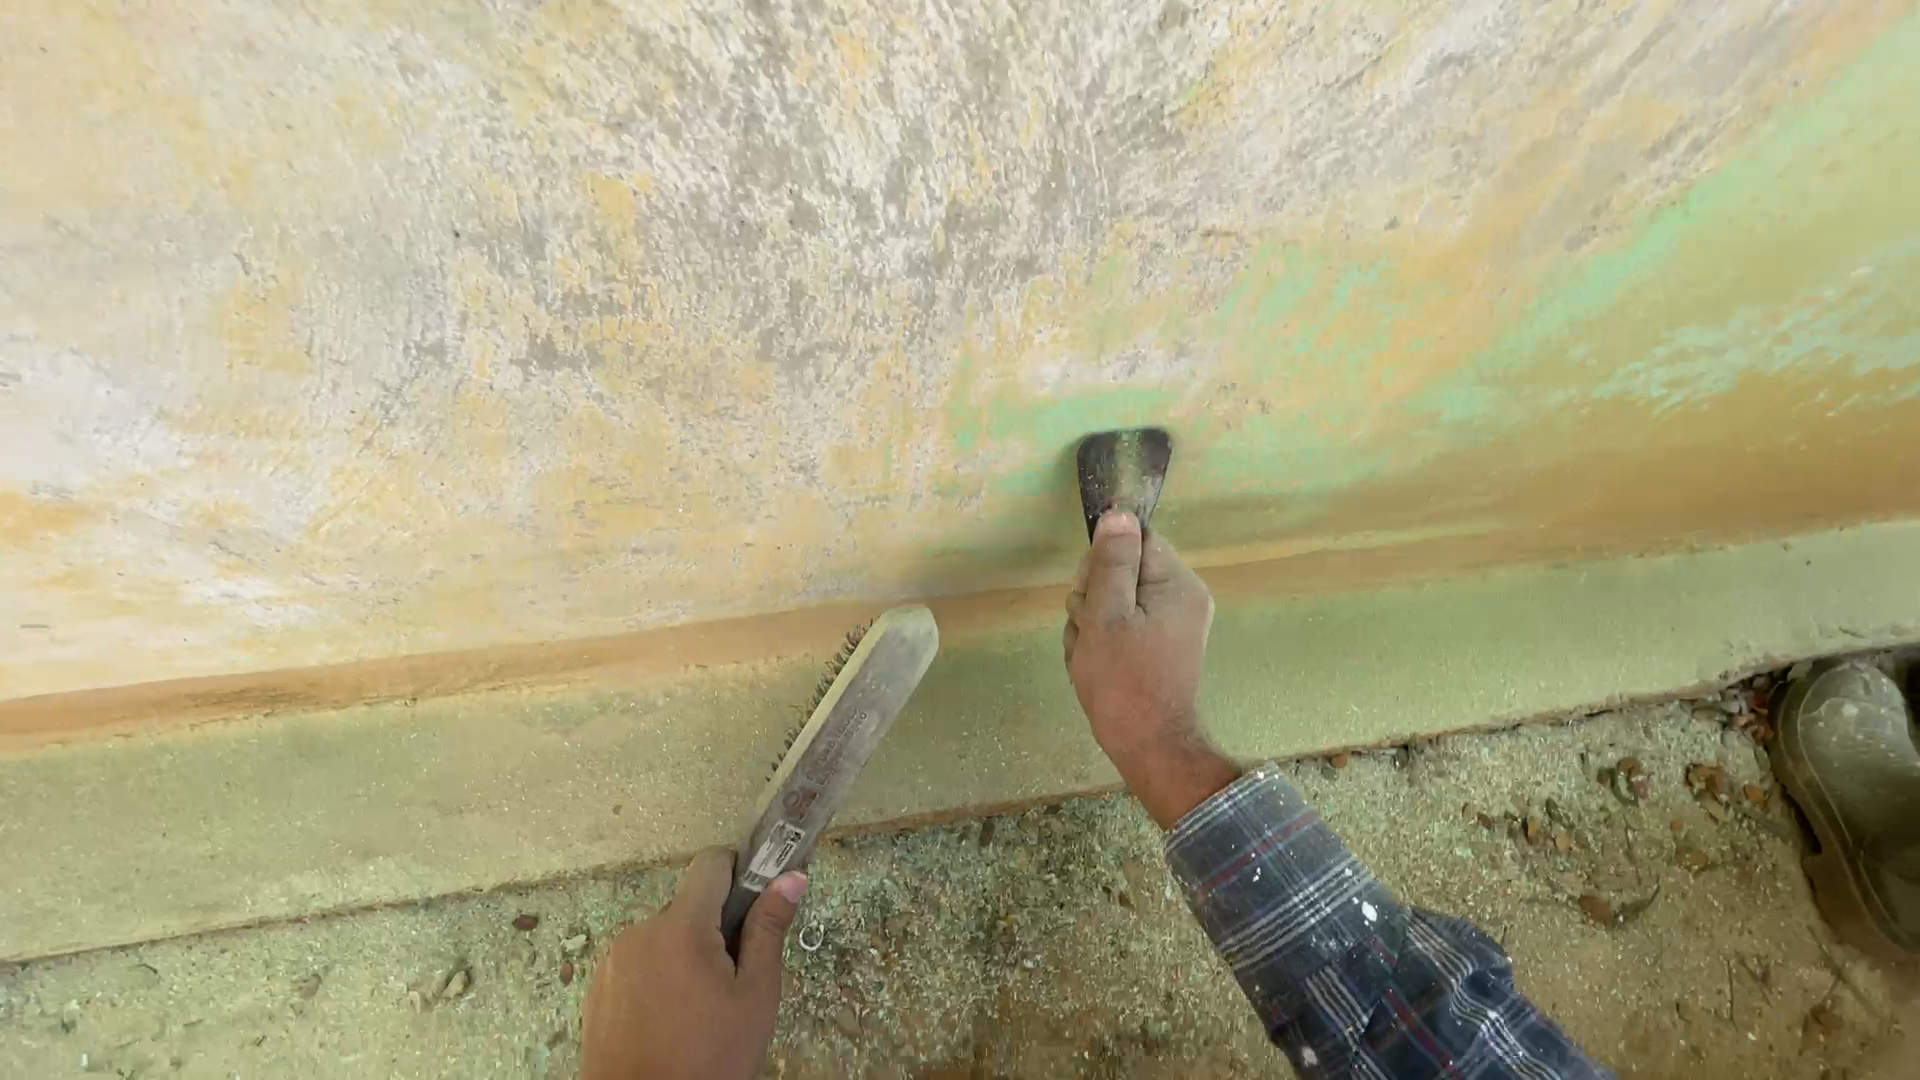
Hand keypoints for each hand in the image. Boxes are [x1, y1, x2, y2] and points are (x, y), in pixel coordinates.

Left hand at [582, 849, 807, 1079]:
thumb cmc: (710, 1061)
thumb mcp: (755, 996)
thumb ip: (770, 928)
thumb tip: (791, 876)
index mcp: (681, 927)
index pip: (711, 864)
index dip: (739, 872)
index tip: (754, 904)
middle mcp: (640, 931)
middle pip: (689, 904)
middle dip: (714, 926)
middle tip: (733, 975)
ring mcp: (613, 960)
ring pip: (665, 934)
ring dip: (686, 951)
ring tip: (699, 1006)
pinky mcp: (597, 989)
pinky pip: (640, 960)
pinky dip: (659, 974)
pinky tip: (670, 1019)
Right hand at [1065, 511, 1238, 827]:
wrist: (1148, 746)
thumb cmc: (1124, 681)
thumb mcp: (1107, 615)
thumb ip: (1111, 563)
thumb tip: (1117, 514)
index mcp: (1178, 584)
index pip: (1134, 540)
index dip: (1102, 561)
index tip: (1092, 593)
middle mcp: (1182, 597)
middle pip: (1121, 568)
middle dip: (1093, 597)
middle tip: (1089, 631)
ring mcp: (1172, 623)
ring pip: (1112, 599)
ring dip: (1090, 623)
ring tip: (1091, 654)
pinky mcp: (1159, 645)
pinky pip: (1119, 625)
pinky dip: (1100, 641)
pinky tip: (1095, 664)